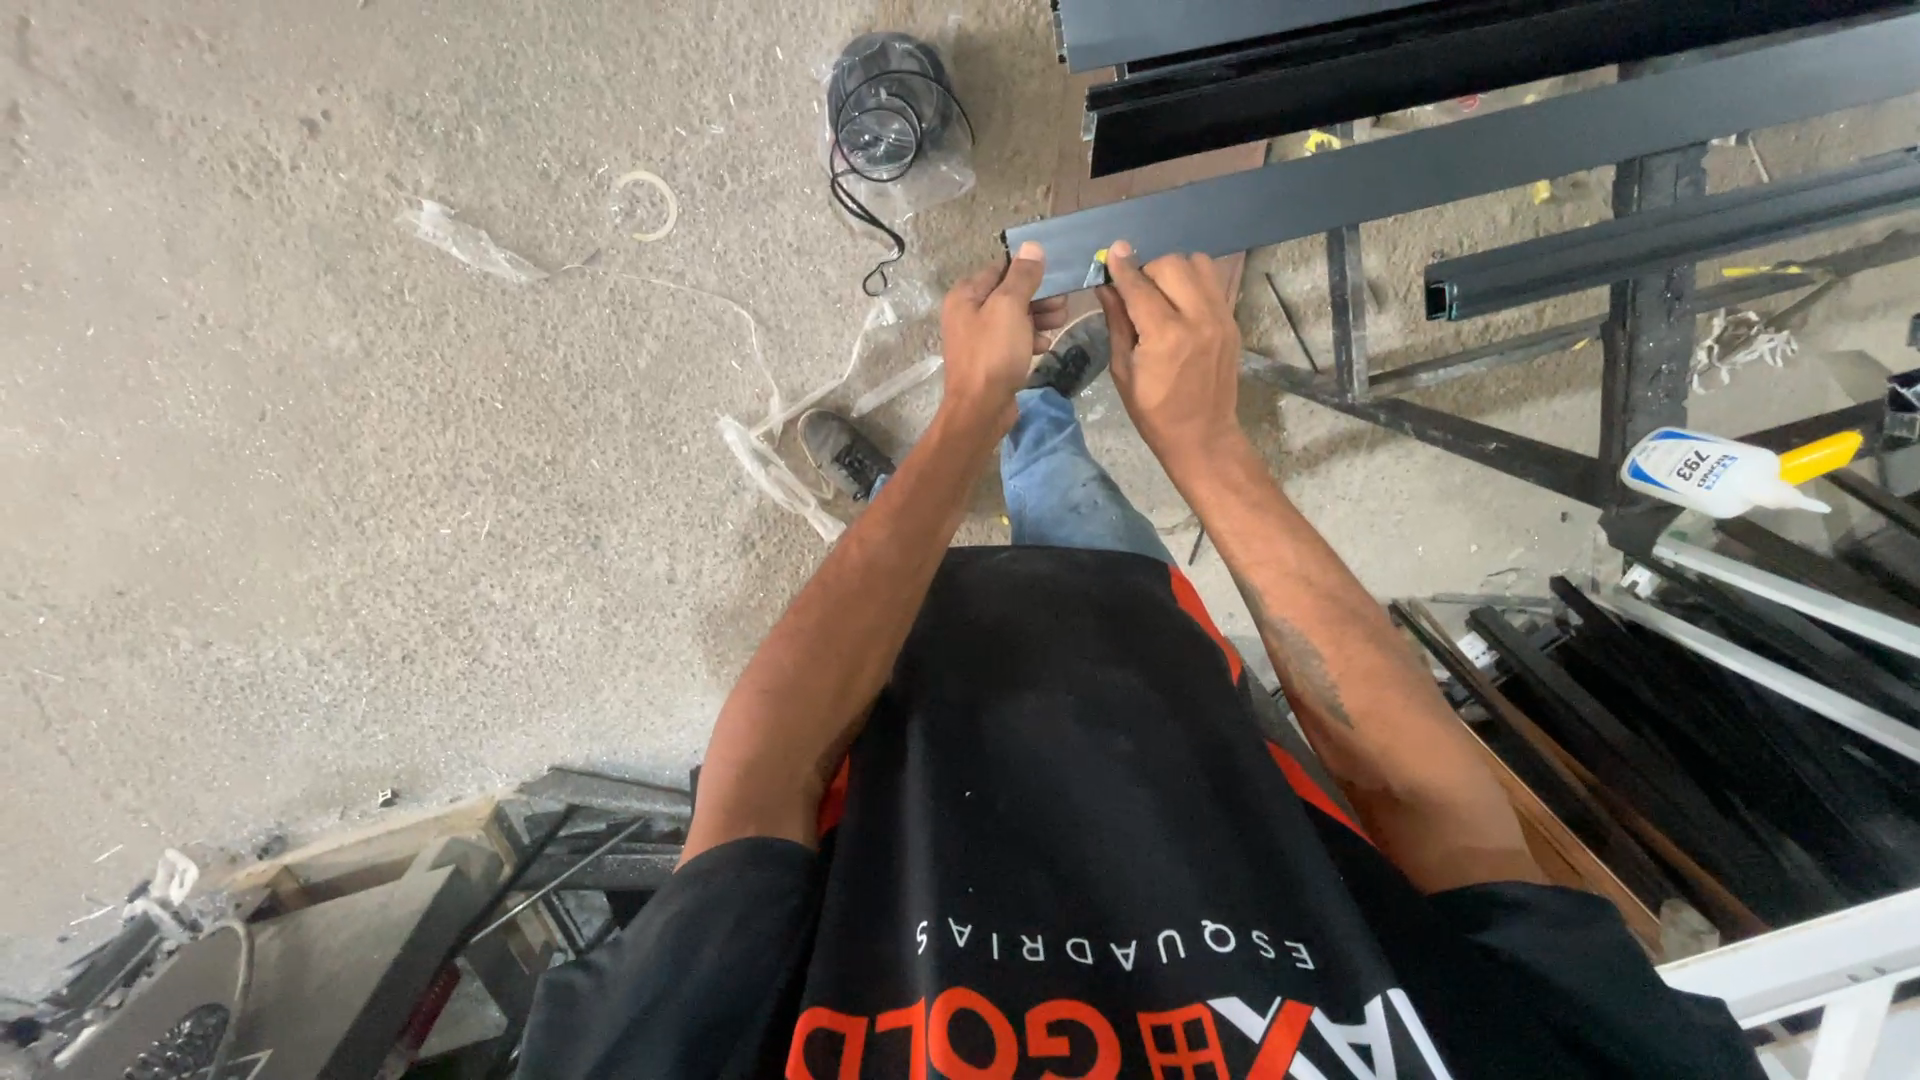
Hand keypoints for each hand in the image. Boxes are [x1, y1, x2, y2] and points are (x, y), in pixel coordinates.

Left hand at [939, 242, 1067, 429]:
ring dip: (1039, 317)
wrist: (981, 409)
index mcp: (965, 295)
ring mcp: (978, 339)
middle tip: (1063, 303)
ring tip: (1060, 321)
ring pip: (1014, 318)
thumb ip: (1022, 276)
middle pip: (1009, 294)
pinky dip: (1030, 339)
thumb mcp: (1010, 307)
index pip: (1001, 269)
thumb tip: (1032, 246)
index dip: (1028, 271)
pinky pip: (1013, 341)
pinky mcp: (990, 360)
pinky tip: (1044, 346)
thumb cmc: (993, 354)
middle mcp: (968, 313)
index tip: (1055, 277)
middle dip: (1038, 296)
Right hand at [1098, 242, 1246, 469]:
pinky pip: (1213, 282)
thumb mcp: (1123, 371)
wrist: (1202, 435)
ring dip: (1174, 271)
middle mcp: (1197, 319)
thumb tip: (1106, 287)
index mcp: (1165, 337)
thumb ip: (1117, 322)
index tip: (1112, 254)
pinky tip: (1179, 303)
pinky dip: (1193, 282)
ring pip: (1198, 264)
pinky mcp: (1232, 320)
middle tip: (1136, 291)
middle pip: (1171, 264)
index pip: (1139, 286)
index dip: (1122, 268)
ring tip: (1162, 294)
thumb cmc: (1153, 412)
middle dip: (1148, 270)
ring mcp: (1221, 317)